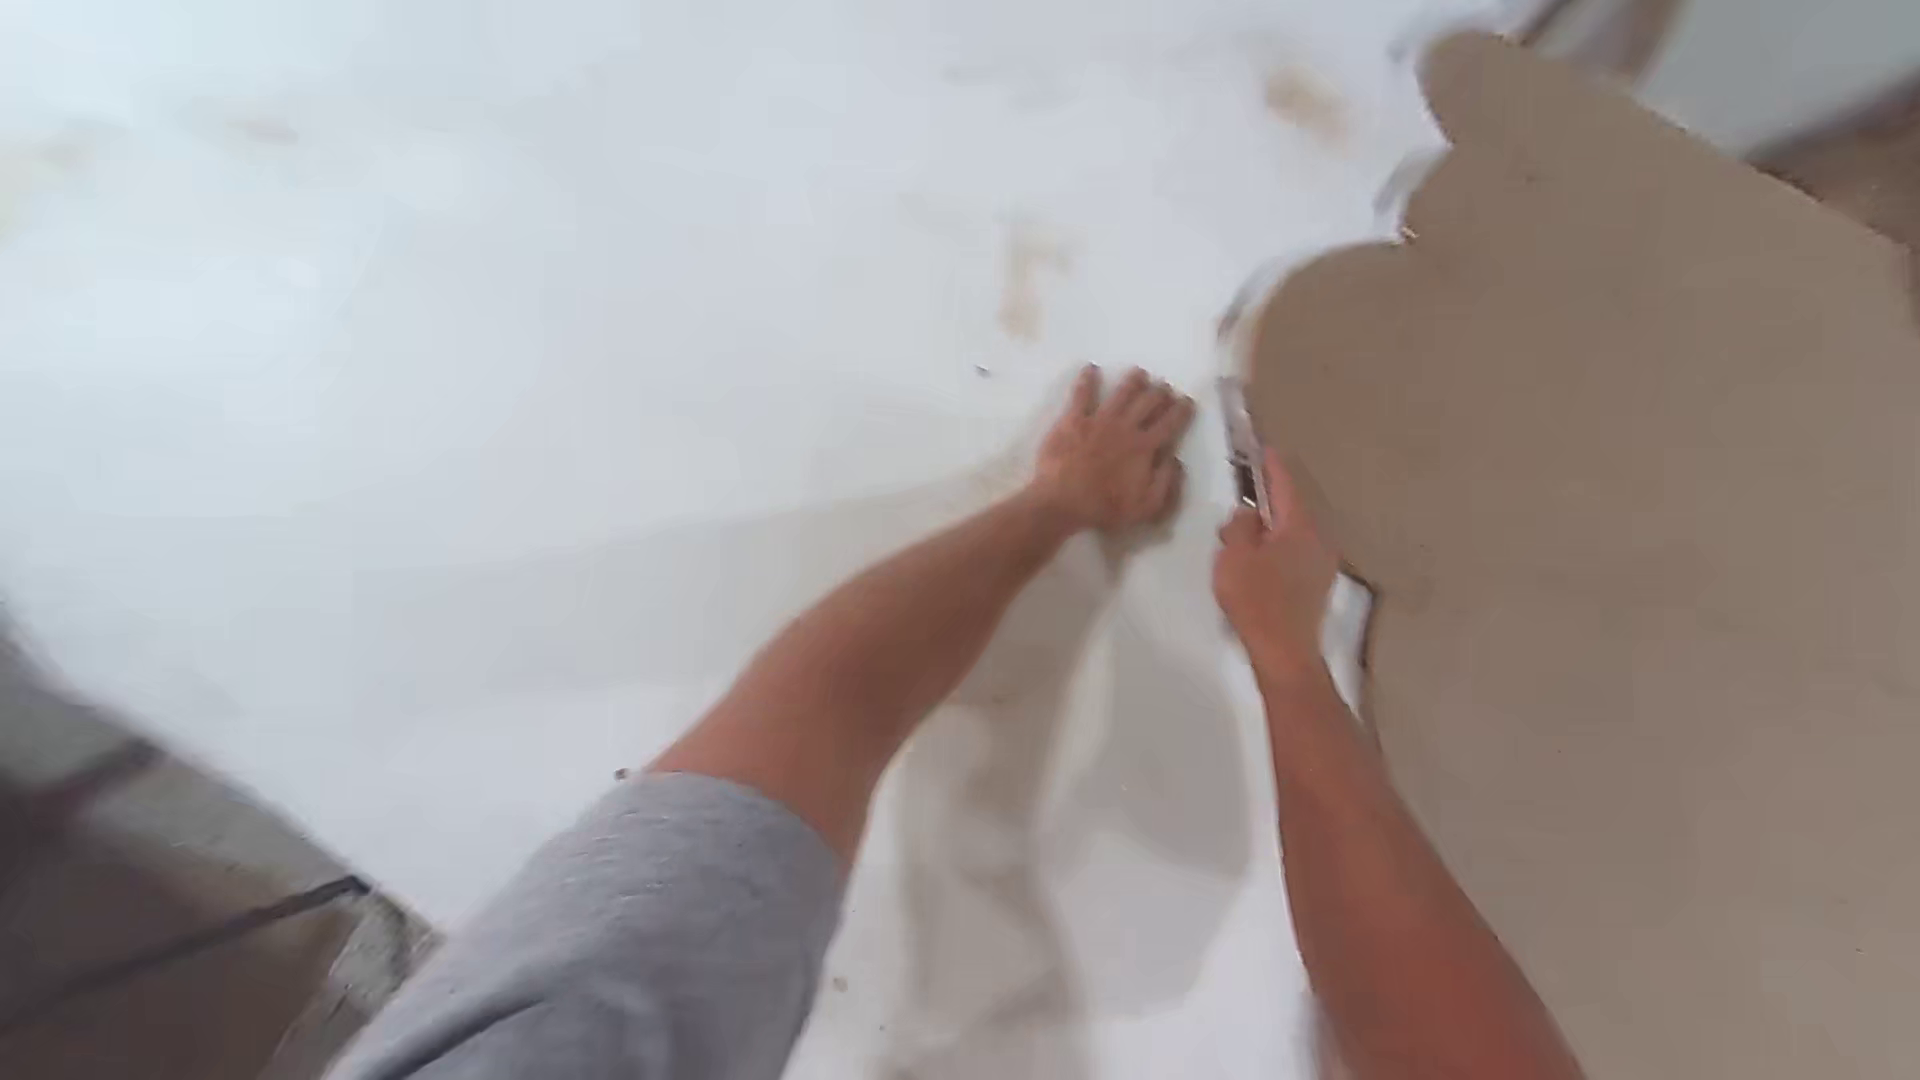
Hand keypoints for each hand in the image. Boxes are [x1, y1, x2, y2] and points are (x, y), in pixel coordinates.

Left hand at [1030, 365, 1193, 530]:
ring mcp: (1098, 420)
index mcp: (1145, 447)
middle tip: (1164, 387)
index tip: (1187, 402)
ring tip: (1139, 373)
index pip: (1170, 423)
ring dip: (1133, 381)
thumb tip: (1175, 459)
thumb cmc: (1104, 509)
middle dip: (1159, 393)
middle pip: (1148, 403)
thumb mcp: (1145, 507)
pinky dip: (1086, 380)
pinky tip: (1090, 368)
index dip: (1181, 410)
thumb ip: (1165, 483)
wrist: (1062, 502)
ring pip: (1121, 393)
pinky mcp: (1072, 420)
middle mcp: (1126, 427)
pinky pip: (1081, 394)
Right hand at [1214, 448, 1338, 683]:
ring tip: (1246, 529)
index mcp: (1299, 526)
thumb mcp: (1234, 555)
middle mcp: (1318, 539)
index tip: (1264, 448)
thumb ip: (1239, 526)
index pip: (1285, 485)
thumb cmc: (1256, 598)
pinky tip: (1259, 556)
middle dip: (1267, 499)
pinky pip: (1294, 550)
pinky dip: (1276, 544)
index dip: (1272, 466)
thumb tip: (1248, 514)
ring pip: (1292, 531)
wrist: (1283, 650)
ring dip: (1271, 525)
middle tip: (1245, 492)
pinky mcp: (1315, 583)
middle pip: (1291, 508)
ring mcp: (1321, 562)